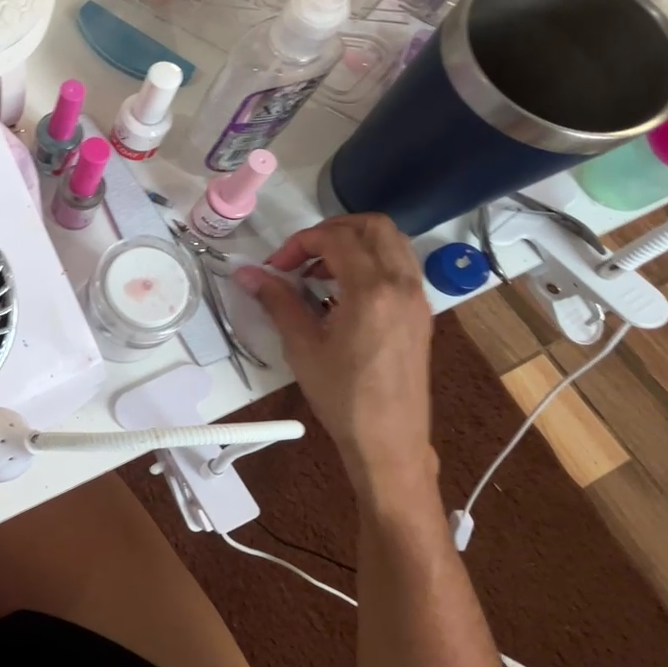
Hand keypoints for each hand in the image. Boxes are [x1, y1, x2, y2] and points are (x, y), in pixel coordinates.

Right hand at [236, 214, 435, 496]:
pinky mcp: (420, 313)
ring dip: (354, 242)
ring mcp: (417, 298)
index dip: (299, 243)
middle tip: (301, 254)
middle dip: (332, 230)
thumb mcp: (301, 345)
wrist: (388, 439)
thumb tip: (246, 273)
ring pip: (392, 242)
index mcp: (372, 291)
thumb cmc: (341, 396)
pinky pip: (400, 265)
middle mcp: (402, 285)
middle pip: (374, 226)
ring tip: (321, 270)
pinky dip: (371, 260)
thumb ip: (277, 300)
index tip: (276, 267)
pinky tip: (342, 290)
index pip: (336, 239)